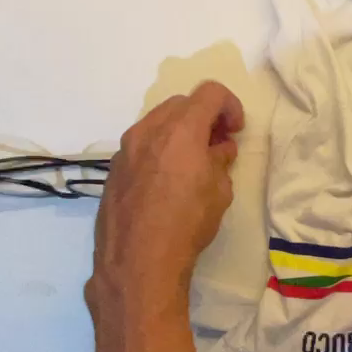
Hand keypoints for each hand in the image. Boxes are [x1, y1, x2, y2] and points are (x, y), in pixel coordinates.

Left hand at [87, 81, 244, 320]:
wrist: (139, 259)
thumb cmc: (189, 222)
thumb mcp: (220, 190)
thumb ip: (220, 160)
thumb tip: (217, 149)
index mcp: (181, 131)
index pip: (209, 93)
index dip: (230, 105)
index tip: (236, 130)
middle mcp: (149, 131)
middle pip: (182, 102)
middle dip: (205, 116)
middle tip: (219, 144)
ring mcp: (126, 148)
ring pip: (158, 121)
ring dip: (182, 131)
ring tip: (195, 162)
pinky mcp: (114, 168)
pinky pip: (143, 143)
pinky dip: (162, 148)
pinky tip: (171, 180)